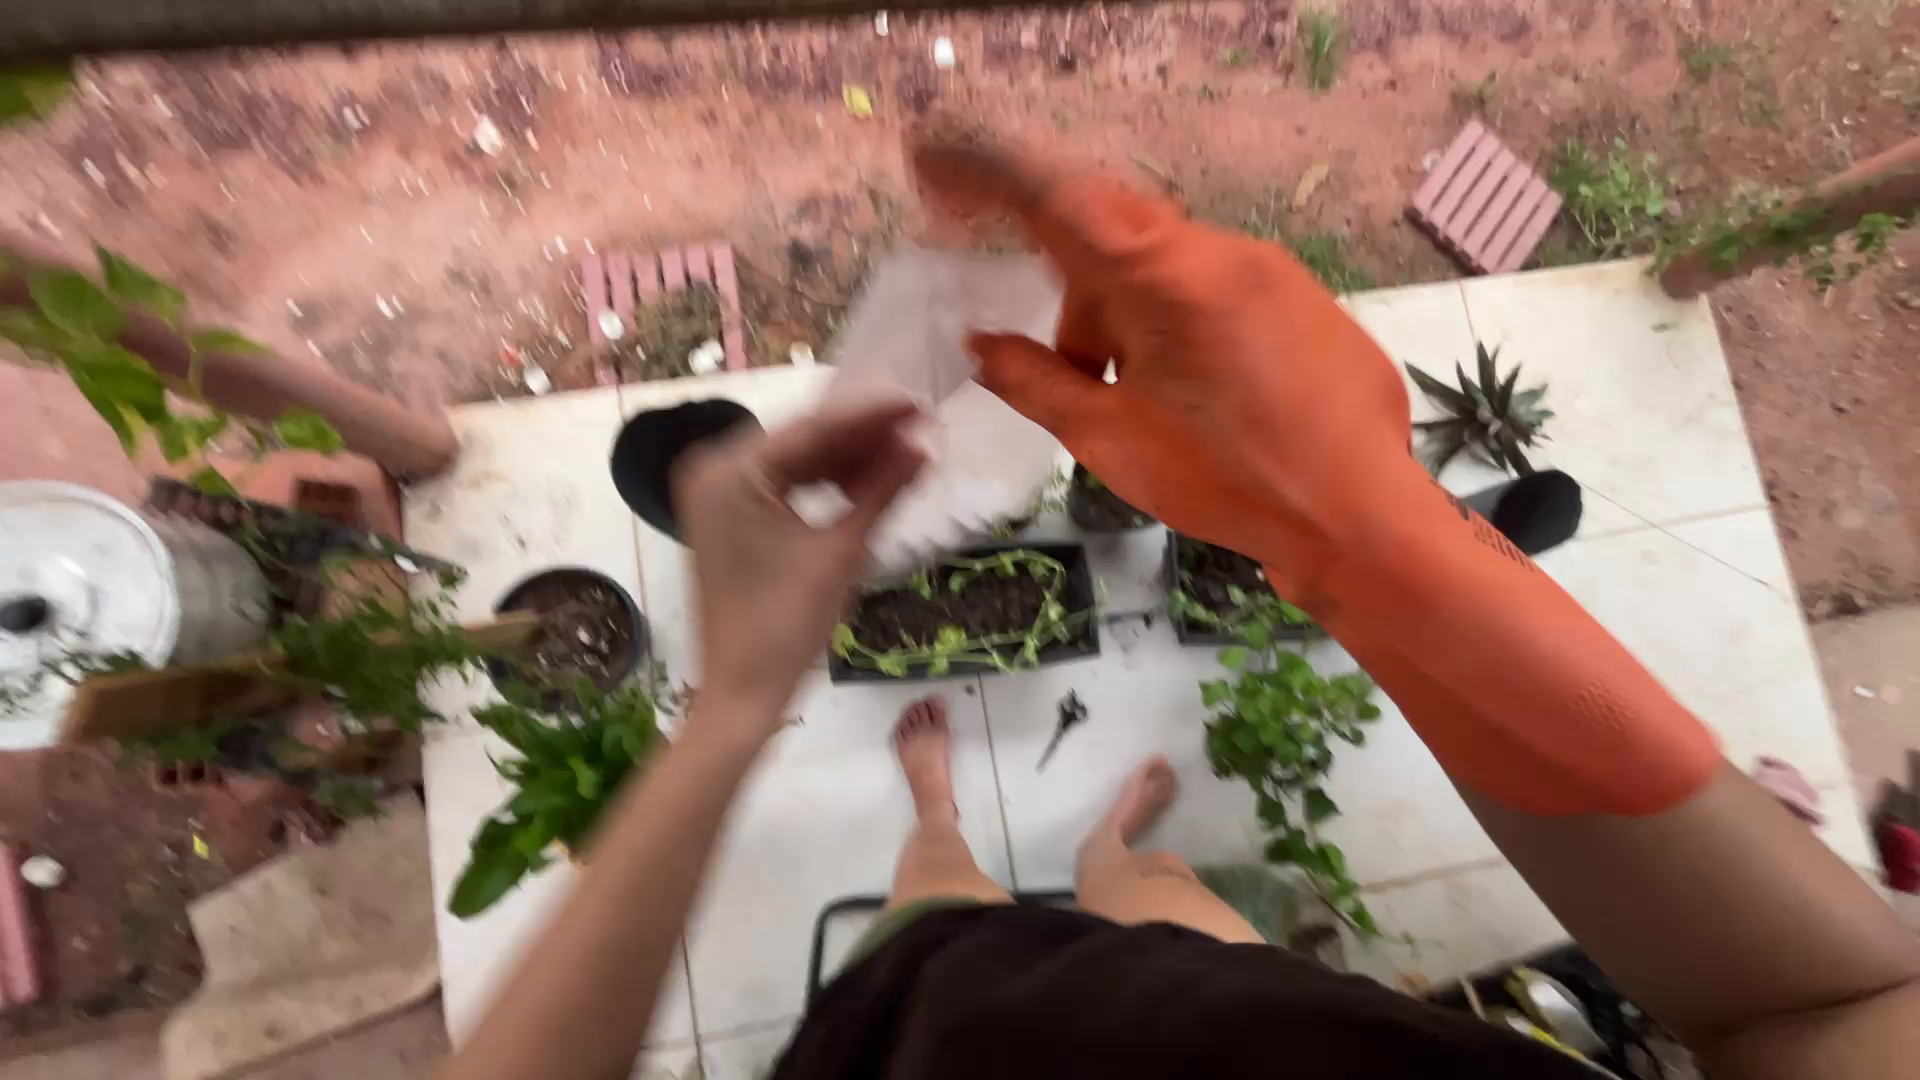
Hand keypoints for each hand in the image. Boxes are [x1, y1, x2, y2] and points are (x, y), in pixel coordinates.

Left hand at [674, 399, 925, 730]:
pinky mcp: (731, 519)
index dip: (872, 416)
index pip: (812, 429)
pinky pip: (785, 487)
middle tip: (920, 429)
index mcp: (729, 473)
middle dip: (863, 438)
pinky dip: (825, 486)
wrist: (744, 693)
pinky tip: (869, 482)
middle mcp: (714, 472)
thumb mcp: (840, 551)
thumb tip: (925, 444)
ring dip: (848, 461)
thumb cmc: (787, 625)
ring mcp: (719, 496)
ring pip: (796, 463)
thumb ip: (882, 489)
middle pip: (802, 441)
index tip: (919, 403)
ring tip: (905, 455)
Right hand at [911, 123, 1423, 592]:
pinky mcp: (1302, 298)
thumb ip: (1035, 384)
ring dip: (1130, 325)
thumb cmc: (1222, 482)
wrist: (1355, 516)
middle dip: (1081, 309)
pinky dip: (1176, 327)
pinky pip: (1212, 288)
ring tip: (1147, 403)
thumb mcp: (1108, 439)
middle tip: (1084, 380)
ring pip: (1163, 271)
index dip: (987, 177)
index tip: (933, 161)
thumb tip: (981, 345)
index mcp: (1167, 279)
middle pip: (1112, 245)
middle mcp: (1223, 252)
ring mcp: (1272, 271)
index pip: (1057, 202)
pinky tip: (1198, 396)